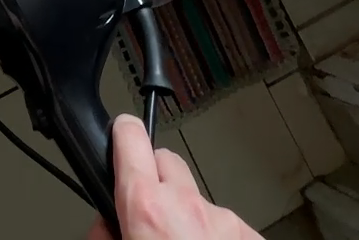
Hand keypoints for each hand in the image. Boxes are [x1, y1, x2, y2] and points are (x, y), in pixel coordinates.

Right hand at [88, 115, 260, 239]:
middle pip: (166, 161)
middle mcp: (185, 205)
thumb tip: (104, 224)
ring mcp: (225, 221)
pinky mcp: (253, 238)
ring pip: (199, 197)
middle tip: (154, 211)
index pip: (130, 134)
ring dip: (190, 214)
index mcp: (146, 205)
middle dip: (158, 178)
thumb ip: (106, 229)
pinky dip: (219, 236)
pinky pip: (229, 224)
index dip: (123, 131)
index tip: (121, 131)